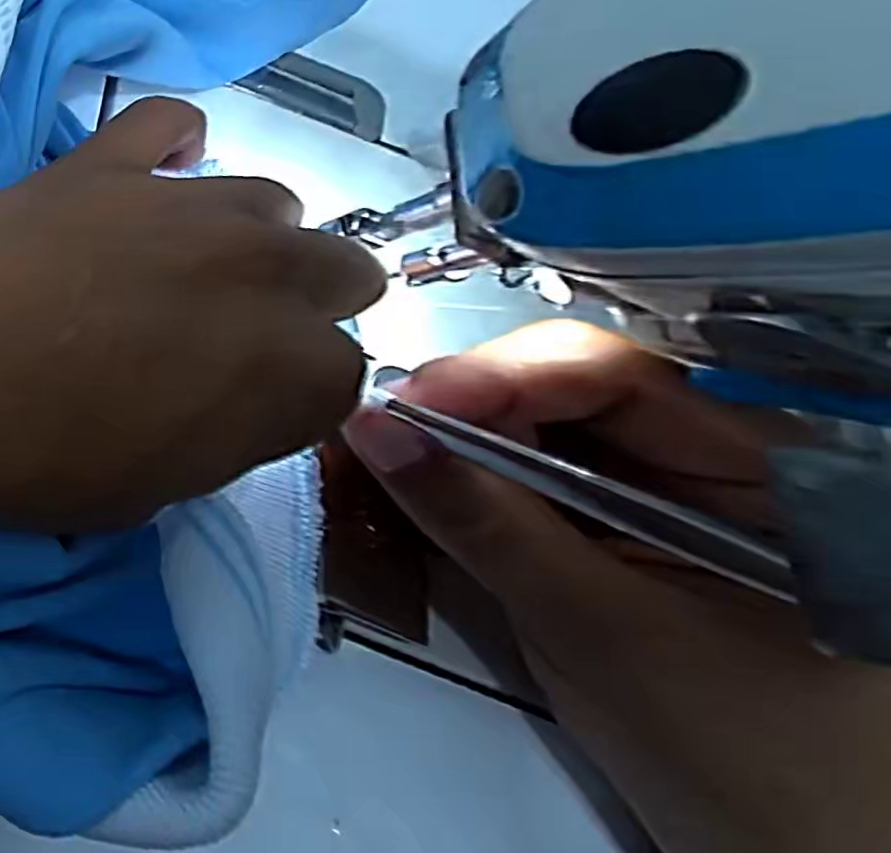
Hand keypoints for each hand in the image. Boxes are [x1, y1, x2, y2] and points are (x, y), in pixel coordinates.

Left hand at [0, 97, 384, 531]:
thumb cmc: (21, 457)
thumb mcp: (136, 496)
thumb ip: (208, 443)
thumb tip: (221, 405)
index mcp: (285, 373)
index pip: (338, 376)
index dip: (287, 395)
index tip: (238, 405)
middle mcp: (265, 272)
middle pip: (336, 271)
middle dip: (298, 306)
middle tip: (222, 334)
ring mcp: (185, 203)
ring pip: (268, 198)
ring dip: (244, 236)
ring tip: (179, 265)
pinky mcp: (106, 163)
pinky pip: (167, 125)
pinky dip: (168, 148)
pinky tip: (147, 177)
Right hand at [341, 320, 890, 852]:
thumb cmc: (746, 762)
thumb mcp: (595, 628)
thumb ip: (480, 521)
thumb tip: (371, 429)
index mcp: (766, 473)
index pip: (612, 378)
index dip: (500, 376)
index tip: (405, 403)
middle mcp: (703, 462)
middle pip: (556, 392)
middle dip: (457, 406)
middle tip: (373, 430)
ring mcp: (644, 493)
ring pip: (521, 430)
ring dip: (443, 439)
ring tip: (375, 452)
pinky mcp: (592, 525)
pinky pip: (509, 475)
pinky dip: (451, 477)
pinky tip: (406, 481)